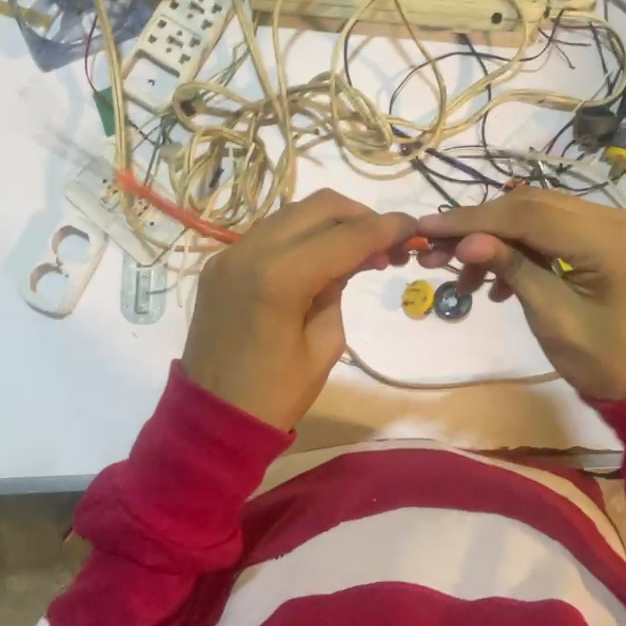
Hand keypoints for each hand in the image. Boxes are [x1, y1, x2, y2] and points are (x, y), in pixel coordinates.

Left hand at [183, 190, 416, 429]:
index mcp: (281, 278)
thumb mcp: (324, 345)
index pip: (346, 236)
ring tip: (356, 252)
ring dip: (329, 223)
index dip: (385, 228)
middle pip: (318, 206)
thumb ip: (339, 289)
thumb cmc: (276, 394)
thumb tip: (351, 257)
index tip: (412, 228)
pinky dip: (300, 236)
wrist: (212, 418)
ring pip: (292, 214)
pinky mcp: (219, 264)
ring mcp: (230, 254)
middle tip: (385, 243)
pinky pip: (268, 233)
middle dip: (358, 216)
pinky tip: (318, 259)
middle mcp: (251, 252)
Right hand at [416, 188, 625, 400]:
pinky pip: (553, 228)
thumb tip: (463, 242)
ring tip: (465, 278)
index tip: (427, 227)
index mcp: (611, 240)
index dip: (474, 220)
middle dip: (479, 226)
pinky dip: (520, 247)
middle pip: (532, 206)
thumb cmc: (604, 360)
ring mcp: (614, 223)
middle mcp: (617, 217)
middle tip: (435, 250)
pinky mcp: (606, 234)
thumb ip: (513, 270)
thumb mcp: (553, 318)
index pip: (530, 215)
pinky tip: (497, 283)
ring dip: (496, 238)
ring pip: (538, 214)